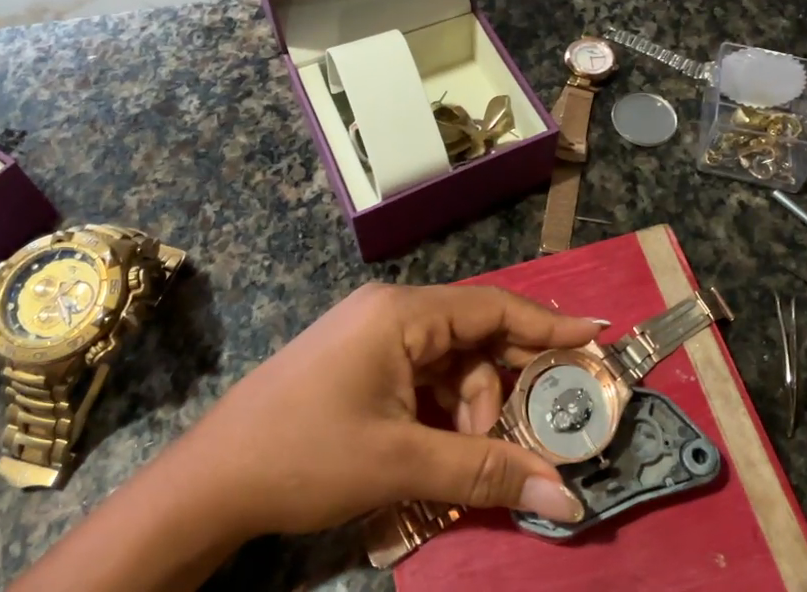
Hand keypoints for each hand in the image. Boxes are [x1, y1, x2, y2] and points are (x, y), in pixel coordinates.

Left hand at [194, 281, 596, 533]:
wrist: (209, 482)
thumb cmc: (305, 456)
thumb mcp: (402, 463)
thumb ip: (487, 472)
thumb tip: (566, 499)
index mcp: (402, 314)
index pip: (493, 307)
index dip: (549, 323)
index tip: (597, 334)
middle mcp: (391, 314)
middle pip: (473, 341)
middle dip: (500, 393)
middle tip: (524, 442)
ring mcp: (371, 339)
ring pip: (448, 369)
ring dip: (467, 415)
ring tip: (461, 465)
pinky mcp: (359, 367)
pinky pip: (420, 383)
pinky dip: (439, 417)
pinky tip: (438, 456)